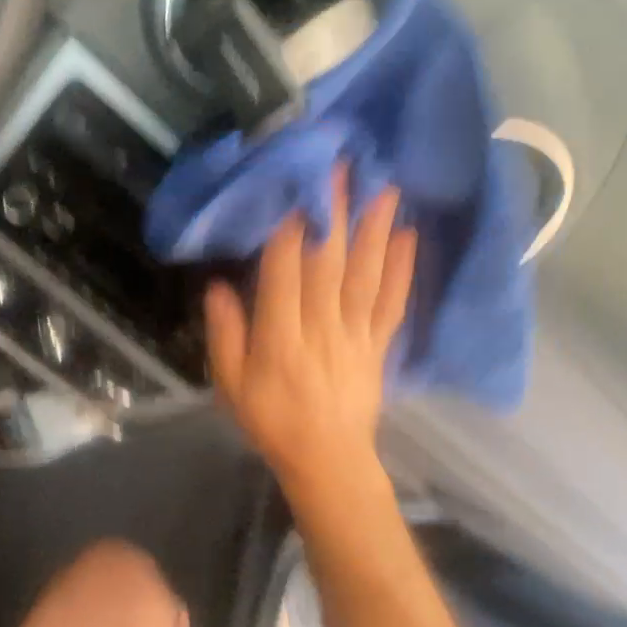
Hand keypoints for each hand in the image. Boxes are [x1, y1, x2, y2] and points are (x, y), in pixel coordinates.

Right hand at [205, 168, 417, 491]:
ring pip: (365, 276)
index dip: (290, 231)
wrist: (327, 459)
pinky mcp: (380, 345)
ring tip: (383, 187)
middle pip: (329, 264)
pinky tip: (407, 236)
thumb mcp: (229, 383)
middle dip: (334, 213)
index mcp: (280, 337)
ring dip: (374, 230)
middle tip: (341, 168)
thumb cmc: (269, 419)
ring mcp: (356, 335)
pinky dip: (402, 269)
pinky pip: (392, 303)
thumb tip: (219, 287)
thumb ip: (225, 334)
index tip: (293, 188)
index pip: (284, 274)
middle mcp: (321, 328)